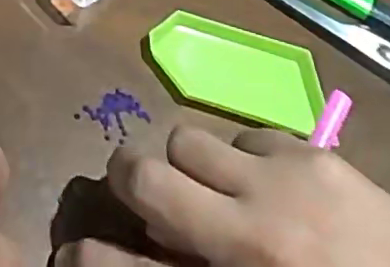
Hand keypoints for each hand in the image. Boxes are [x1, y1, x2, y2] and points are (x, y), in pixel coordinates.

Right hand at [59, 124, 389, 266]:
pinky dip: (245, 159)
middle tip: (147, 200)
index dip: (87, 257)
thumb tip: (152, 254)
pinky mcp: (319, 156)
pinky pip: (247, 135)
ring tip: (222, 195)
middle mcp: (252, 235)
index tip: (70, 253)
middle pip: (142, 171)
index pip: (126, 266)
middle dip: (131, 181)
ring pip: (188, 136)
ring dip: (192, 166)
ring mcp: (285, 185)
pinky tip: (277, 190)